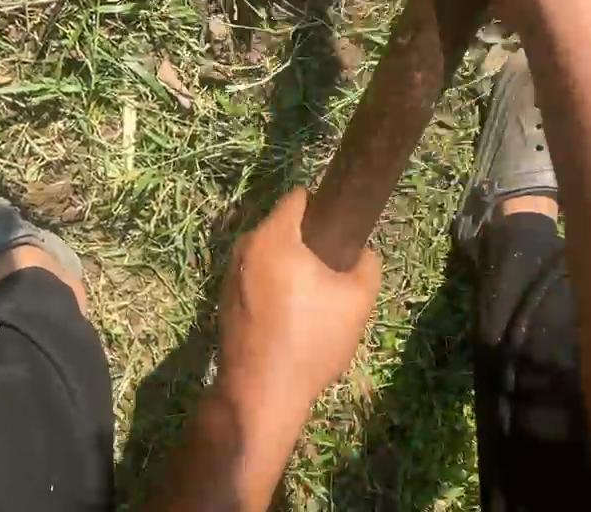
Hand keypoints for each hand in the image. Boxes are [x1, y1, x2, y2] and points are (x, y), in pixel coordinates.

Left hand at [213, 190, 381, 433]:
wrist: (261, 392)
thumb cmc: (311, 339)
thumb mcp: (356, 300)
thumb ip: (367, 265)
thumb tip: (362, 252)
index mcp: (274, 236)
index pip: (297, 198)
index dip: (321, 207)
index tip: (338, 228)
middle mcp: (246, 246)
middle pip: (282, 227)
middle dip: (306, 242)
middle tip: (330, 270)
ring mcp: (230, 272)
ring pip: (267, 253)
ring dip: (288, 265)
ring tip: (311, 298)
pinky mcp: (223, 297)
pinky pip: (254, 276)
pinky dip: (271, 285)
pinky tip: (288, 316)